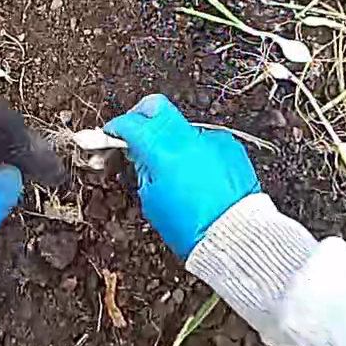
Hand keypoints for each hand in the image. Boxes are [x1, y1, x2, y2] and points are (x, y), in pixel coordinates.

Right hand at [104, 94, 258, 258]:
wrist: (235, 238)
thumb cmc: (193, 228)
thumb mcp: (152, 200)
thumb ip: (141, 168)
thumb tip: (133, 152)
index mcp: (164, 152)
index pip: (131, 123)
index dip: (115, 128)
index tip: (110, 135)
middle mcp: (188, 138)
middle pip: (156, 107)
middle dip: (139, 117)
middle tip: (133, 136)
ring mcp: (211, 140)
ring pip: (180, 126)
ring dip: (168, 139)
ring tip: (168, 168)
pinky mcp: (229, 147)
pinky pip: (203, 141)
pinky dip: (193, 152)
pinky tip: (193, 174)